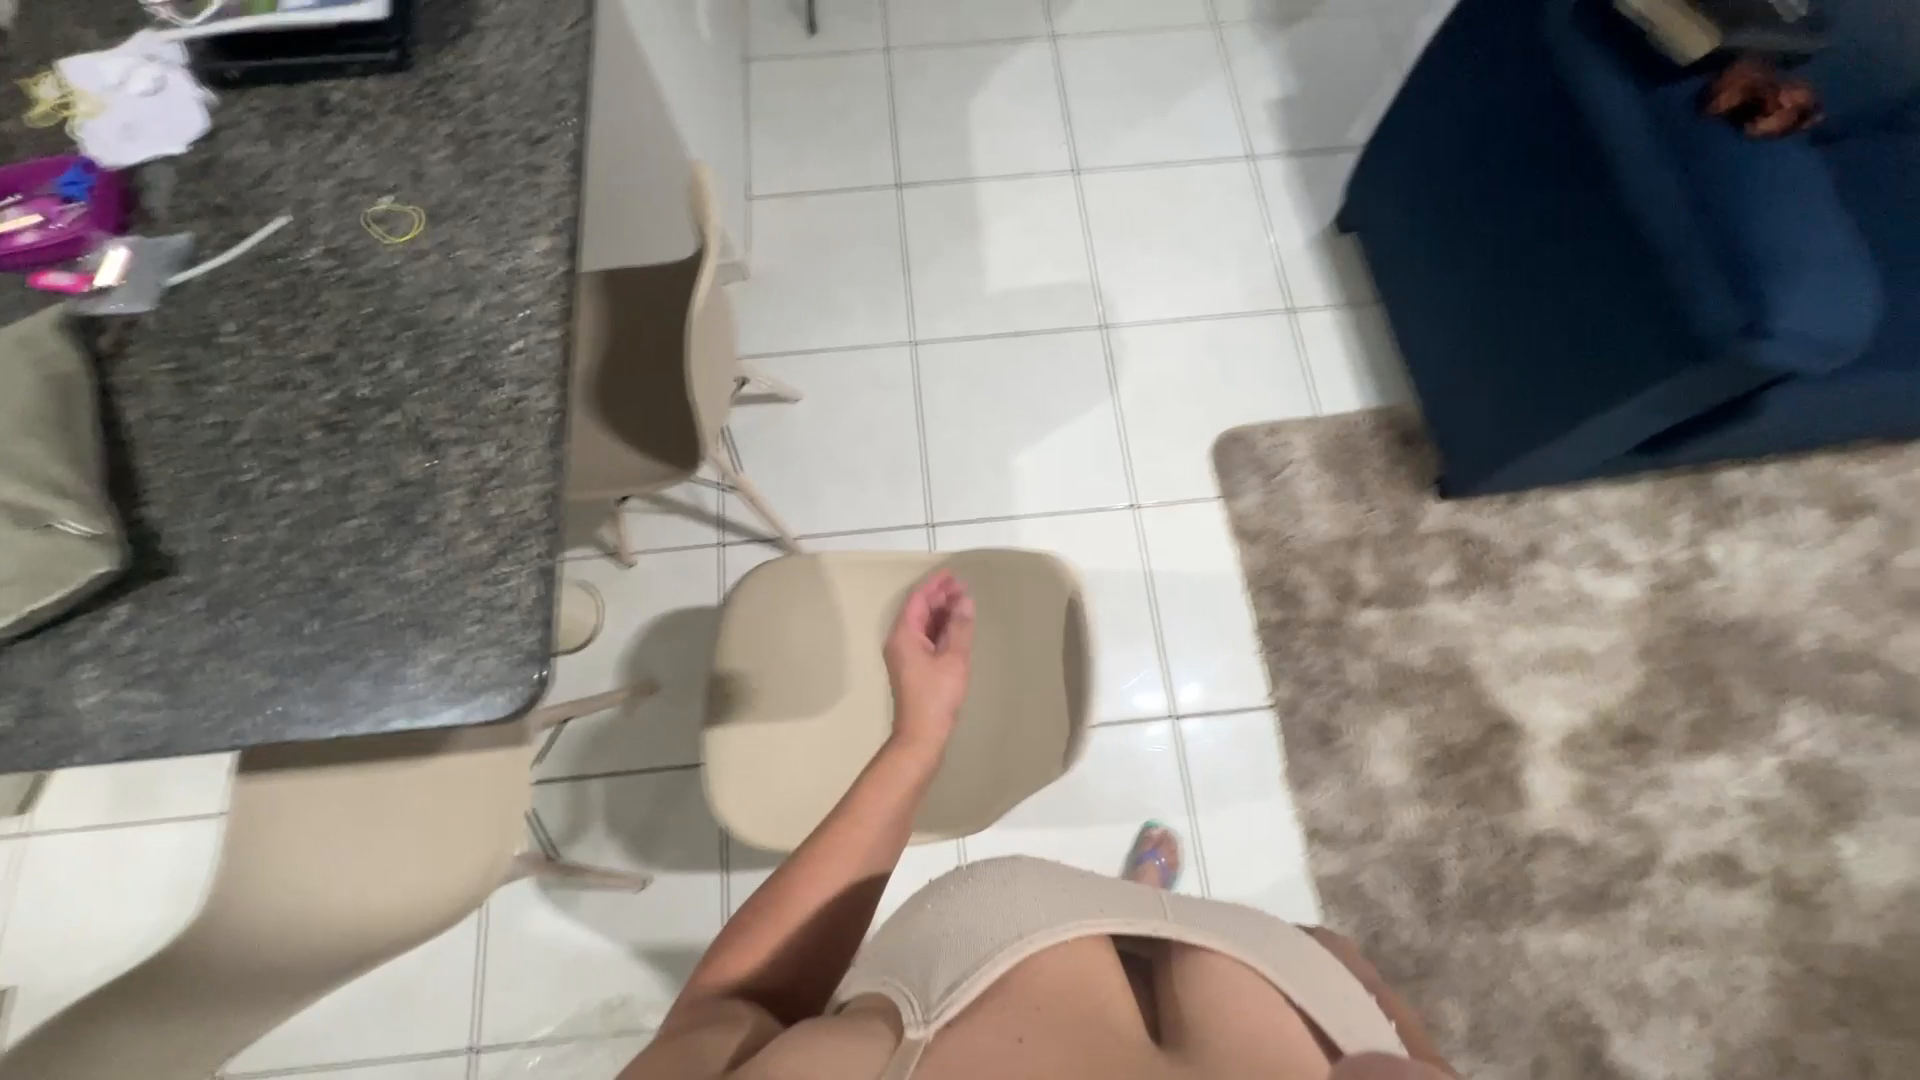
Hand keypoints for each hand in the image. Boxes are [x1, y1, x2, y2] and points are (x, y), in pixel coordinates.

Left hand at [883, 570, 974, 753]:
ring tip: (963, 602)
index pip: (917, 600)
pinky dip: (941, 629)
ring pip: (923, 625)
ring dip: (942, 612)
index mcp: (903, 635)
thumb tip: (964, 600)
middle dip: (940, 597)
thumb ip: (960, 627)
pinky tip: (957, 627)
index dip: (935, 585)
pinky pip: (926, 639)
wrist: (922, 736)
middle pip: (919, 610)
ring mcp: (905, 655)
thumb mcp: (953, 658)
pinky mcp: (914, 668)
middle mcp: (900, 641)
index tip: (953, 574)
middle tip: (963, 587)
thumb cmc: (936, 696)